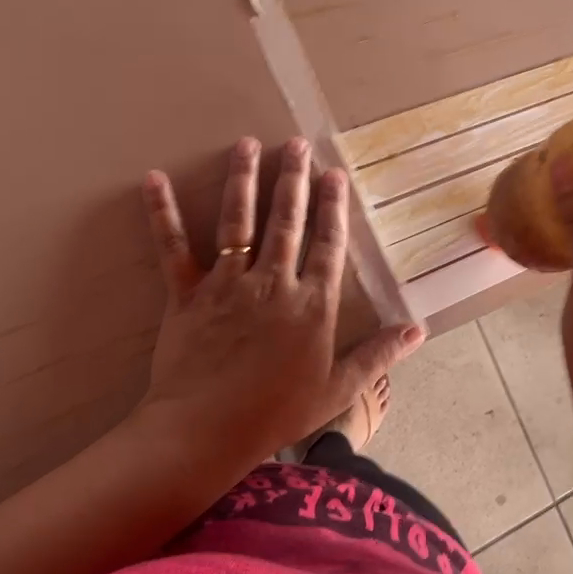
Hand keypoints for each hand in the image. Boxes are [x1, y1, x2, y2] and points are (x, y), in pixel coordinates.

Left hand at [140, 137, 424, 454]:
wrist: (207, 430)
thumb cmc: (278, 414)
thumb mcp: (339, 389)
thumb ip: (378, 355)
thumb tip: (419, 331)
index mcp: (312, 305)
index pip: (328, 245)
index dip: (333, 207)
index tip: (334, 173)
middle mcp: (272, 283)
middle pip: (286, 221)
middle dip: (293, 179)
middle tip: (296, 143)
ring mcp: (227, 285)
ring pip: (238, 222)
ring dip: (243, 179)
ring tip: (247, 144)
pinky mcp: (187, 295)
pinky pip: (174, 248)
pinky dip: (162, 213)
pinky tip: (153, 179)